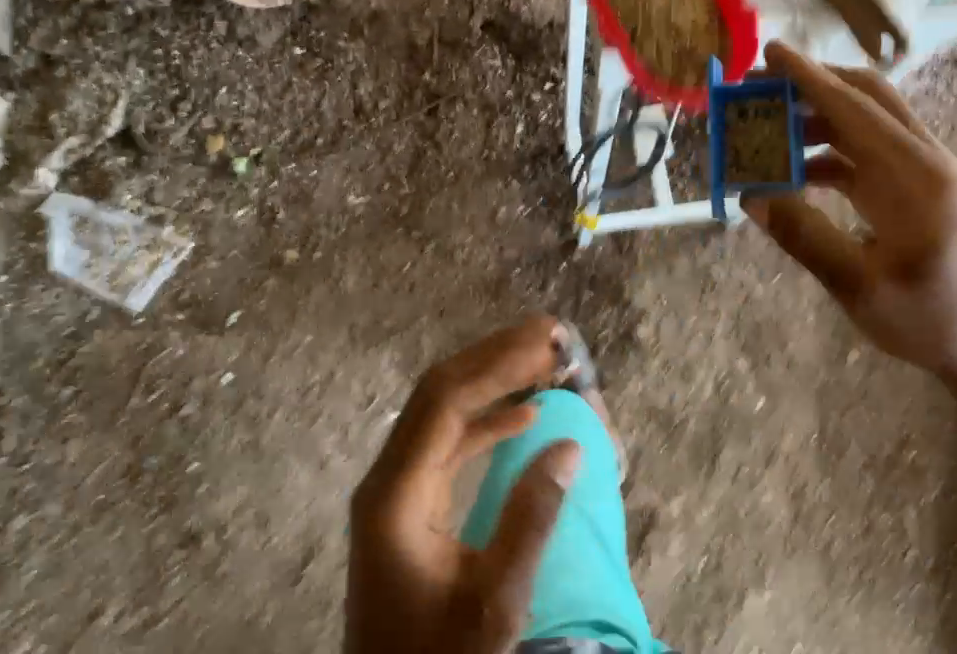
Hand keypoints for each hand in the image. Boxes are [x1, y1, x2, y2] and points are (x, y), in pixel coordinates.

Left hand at [347, 317, 579, 653]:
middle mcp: (388, 478)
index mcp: (396, 493)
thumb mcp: (495, 599)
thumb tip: (568, 445)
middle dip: (494, 357)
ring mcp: (394, 490)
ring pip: (441, 412)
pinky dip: (485, 420)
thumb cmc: (442, 653)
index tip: (545, 340)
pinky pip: (446, 443)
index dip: (497, 363)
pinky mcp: (407, 505)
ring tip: (544, 361)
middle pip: (438, 393)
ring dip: (491, 382)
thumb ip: (530, 519)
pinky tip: (523, 415)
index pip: (446, 401)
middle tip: (548, 334)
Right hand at [742, 42, 956, 385]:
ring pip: (863, 123)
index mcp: (916, 173)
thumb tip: (752, 195)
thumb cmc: (929, 319)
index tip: (768, 50)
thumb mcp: (860, 287)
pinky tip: (793, 171)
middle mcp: (923, 159)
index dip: (808, 77)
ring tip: (764, 128)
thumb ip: (805, 237)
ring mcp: (921, 173)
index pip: (854, 107)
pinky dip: (826, 153)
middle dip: (811, 85)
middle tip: (758, 87)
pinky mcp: (913, 191)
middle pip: (865, 98)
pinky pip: (864, 154)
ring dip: (815, 118)